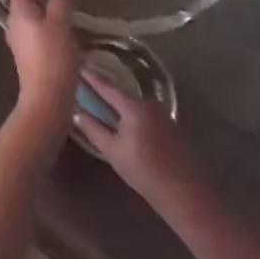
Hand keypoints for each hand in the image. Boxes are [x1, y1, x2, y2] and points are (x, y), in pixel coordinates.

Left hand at [3, 0, 79, 125]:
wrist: (47, 99)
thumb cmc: (52, 57)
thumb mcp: (60, 24)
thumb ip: (59, 3)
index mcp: (18, 12)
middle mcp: (14, 24)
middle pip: (23, 0)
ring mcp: (20, 41)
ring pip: (31, 18)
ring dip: (46, 11)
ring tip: (66, 6)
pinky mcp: (29, 56)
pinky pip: (37, 34)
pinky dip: (48, 29)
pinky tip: (64, 32)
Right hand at [74, 71, 199, 205]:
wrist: (181, 191)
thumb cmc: (142, 170)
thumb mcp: (112, 150)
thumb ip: (93, 129)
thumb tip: (77, 113)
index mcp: (134, 107)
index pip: (108, 88)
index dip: (92, 78)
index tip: (81, 67)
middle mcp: (150, 105)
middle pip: (122, 95)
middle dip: (106, 94)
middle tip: (89, 90)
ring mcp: (162, 115)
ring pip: (134, 106)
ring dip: (120, 107)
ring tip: (104, 109)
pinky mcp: (170, 127)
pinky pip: (144, 115)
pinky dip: (132, 117)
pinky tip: (125, 126)